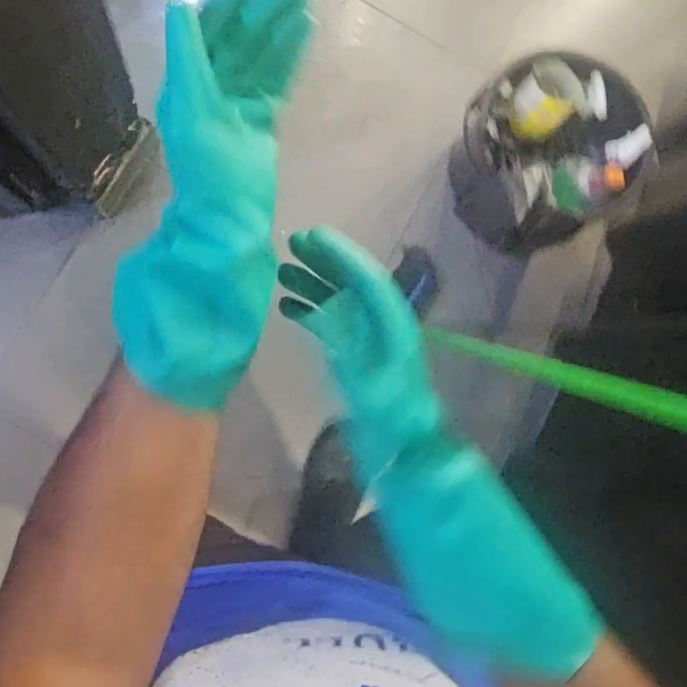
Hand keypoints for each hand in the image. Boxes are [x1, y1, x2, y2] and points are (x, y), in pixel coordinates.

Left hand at [114, 0, 313, 411]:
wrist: (223, 237)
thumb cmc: (205, 180)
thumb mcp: (190, 116)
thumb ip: (187, 62)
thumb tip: (180, 9)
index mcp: (189, 89)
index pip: (211, 34)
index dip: (229, 1)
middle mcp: (210, 95)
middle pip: (238, 41)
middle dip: (261, 9)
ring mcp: (236, 112)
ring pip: (259, 59)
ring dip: (278, 29)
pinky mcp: (258, 129)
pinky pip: (273, 83)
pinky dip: (287, 59)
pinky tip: (303, 35)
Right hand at [277, 227, 445, 476]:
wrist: (404, 451)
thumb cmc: (392, 414)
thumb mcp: (371, 376)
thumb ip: (351, 342)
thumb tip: (325, 305)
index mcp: (393, 321)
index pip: (367, 277)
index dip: (340, 254)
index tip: (313, 236)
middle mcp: (381, 322)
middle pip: (351, 281)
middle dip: (324, 260)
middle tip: (292, 244)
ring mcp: (367, 338)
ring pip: (338, 299)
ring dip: (312, 283)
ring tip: (282, 271)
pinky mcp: (355, 354)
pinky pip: (330, 322)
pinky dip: (309, 310)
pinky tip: (286, 305)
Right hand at [280, 227, 603, 681]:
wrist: (503, 599)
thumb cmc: (478, 564)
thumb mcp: (445, 508)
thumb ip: (416, 455)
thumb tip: (385, 403)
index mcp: (413, 408)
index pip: (385, 324)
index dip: (355, 277)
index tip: (319, 244)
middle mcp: (403, 399)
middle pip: (371, 321)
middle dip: (336, 278)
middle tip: (291, 249)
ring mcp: (396, 414)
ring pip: (362, 341)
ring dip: (330, 303)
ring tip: (286, 278)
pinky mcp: (389, 434)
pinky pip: (356, 371)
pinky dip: (331, 341)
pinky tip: (310, 329)